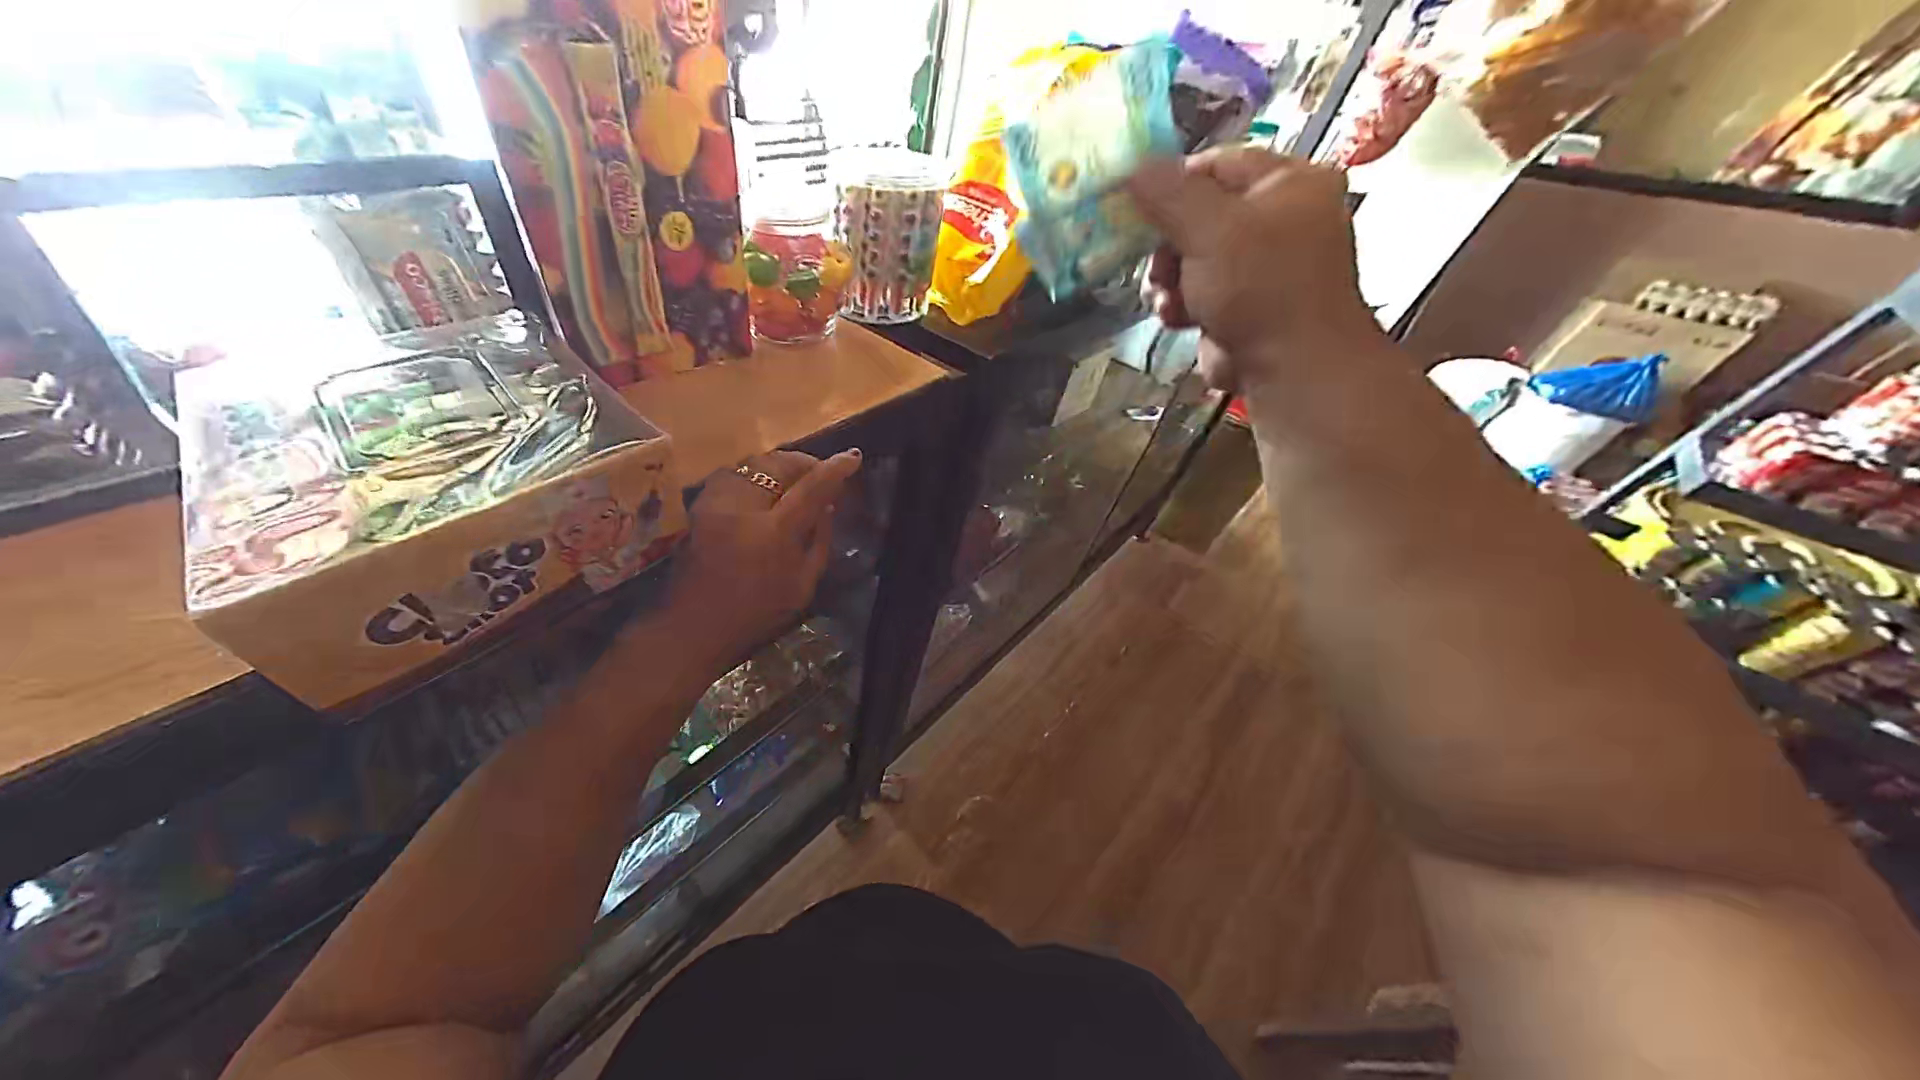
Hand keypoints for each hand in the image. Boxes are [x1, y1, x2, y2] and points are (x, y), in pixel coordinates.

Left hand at [660, 448, 861, 673]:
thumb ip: (820, 543)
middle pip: (778, 464)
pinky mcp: (699, 507)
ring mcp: (716, 504)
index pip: (812, 488)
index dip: (835, 468)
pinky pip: (732, 475)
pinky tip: (761, 488)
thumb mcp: (802, 587)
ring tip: (792, 478)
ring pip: (752, 464)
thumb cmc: (756, 614)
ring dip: (777, 466)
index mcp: (775, 532)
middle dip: (803, 461)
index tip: (852, 457)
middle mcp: (743, 508)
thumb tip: (828, 508)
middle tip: (820, 471)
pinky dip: (752, 474)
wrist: (694, 626)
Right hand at [1129, 148, 1381, 392]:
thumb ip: (1169, 194)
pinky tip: (1175, 319)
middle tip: (1155, 264)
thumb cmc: (1259, 286)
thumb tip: (1132, 167)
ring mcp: (1260, 267)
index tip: (1136, 205)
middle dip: (1168, 245)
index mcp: (1288, 184)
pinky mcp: (1242, 306)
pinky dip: (1181, 304)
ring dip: (1168, 280)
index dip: (1173, 183)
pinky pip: (1198, 292)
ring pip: (1192, 258)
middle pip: (1199, 216)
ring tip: (1165, 300)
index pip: (1218, 164)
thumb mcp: (1210, 229)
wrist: (1290, 366)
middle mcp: (1278, 220)